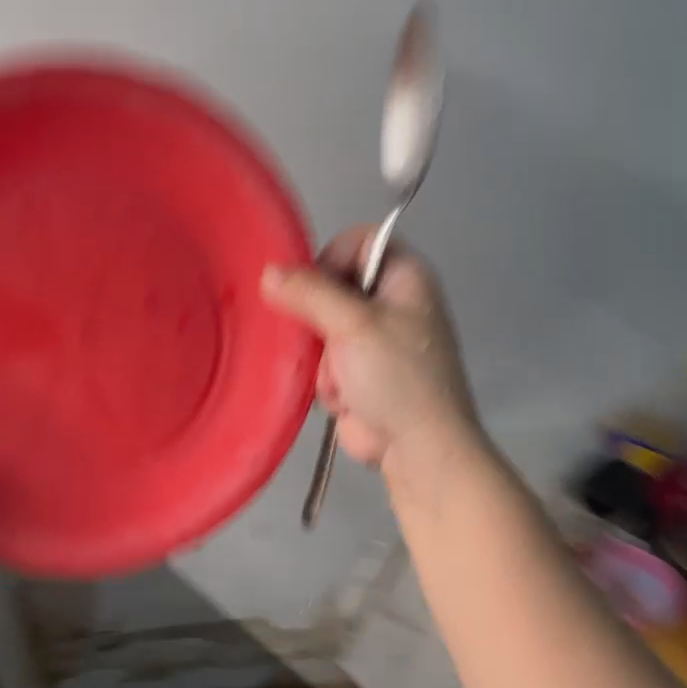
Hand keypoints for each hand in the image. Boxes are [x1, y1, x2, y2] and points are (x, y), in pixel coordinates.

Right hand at [261, 227, 475, 470]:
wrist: (417, 446)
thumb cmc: (397, 376)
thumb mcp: (353, 325)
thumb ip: (310, 293)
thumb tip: (269, 272)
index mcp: (404, 277)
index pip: (358, 242)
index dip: (331, 260)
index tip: (314, 289)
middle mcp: (390, 303)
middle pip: (332, 288)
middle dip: (318, 320)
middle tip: (322, 341)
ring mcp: (373, 342)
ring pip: (321, 331)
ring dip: (322, 359)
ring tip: (339, 380)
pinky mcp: (357, 376)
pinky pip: (323, 364)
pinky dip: (326, 381)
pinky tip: (341, 399)